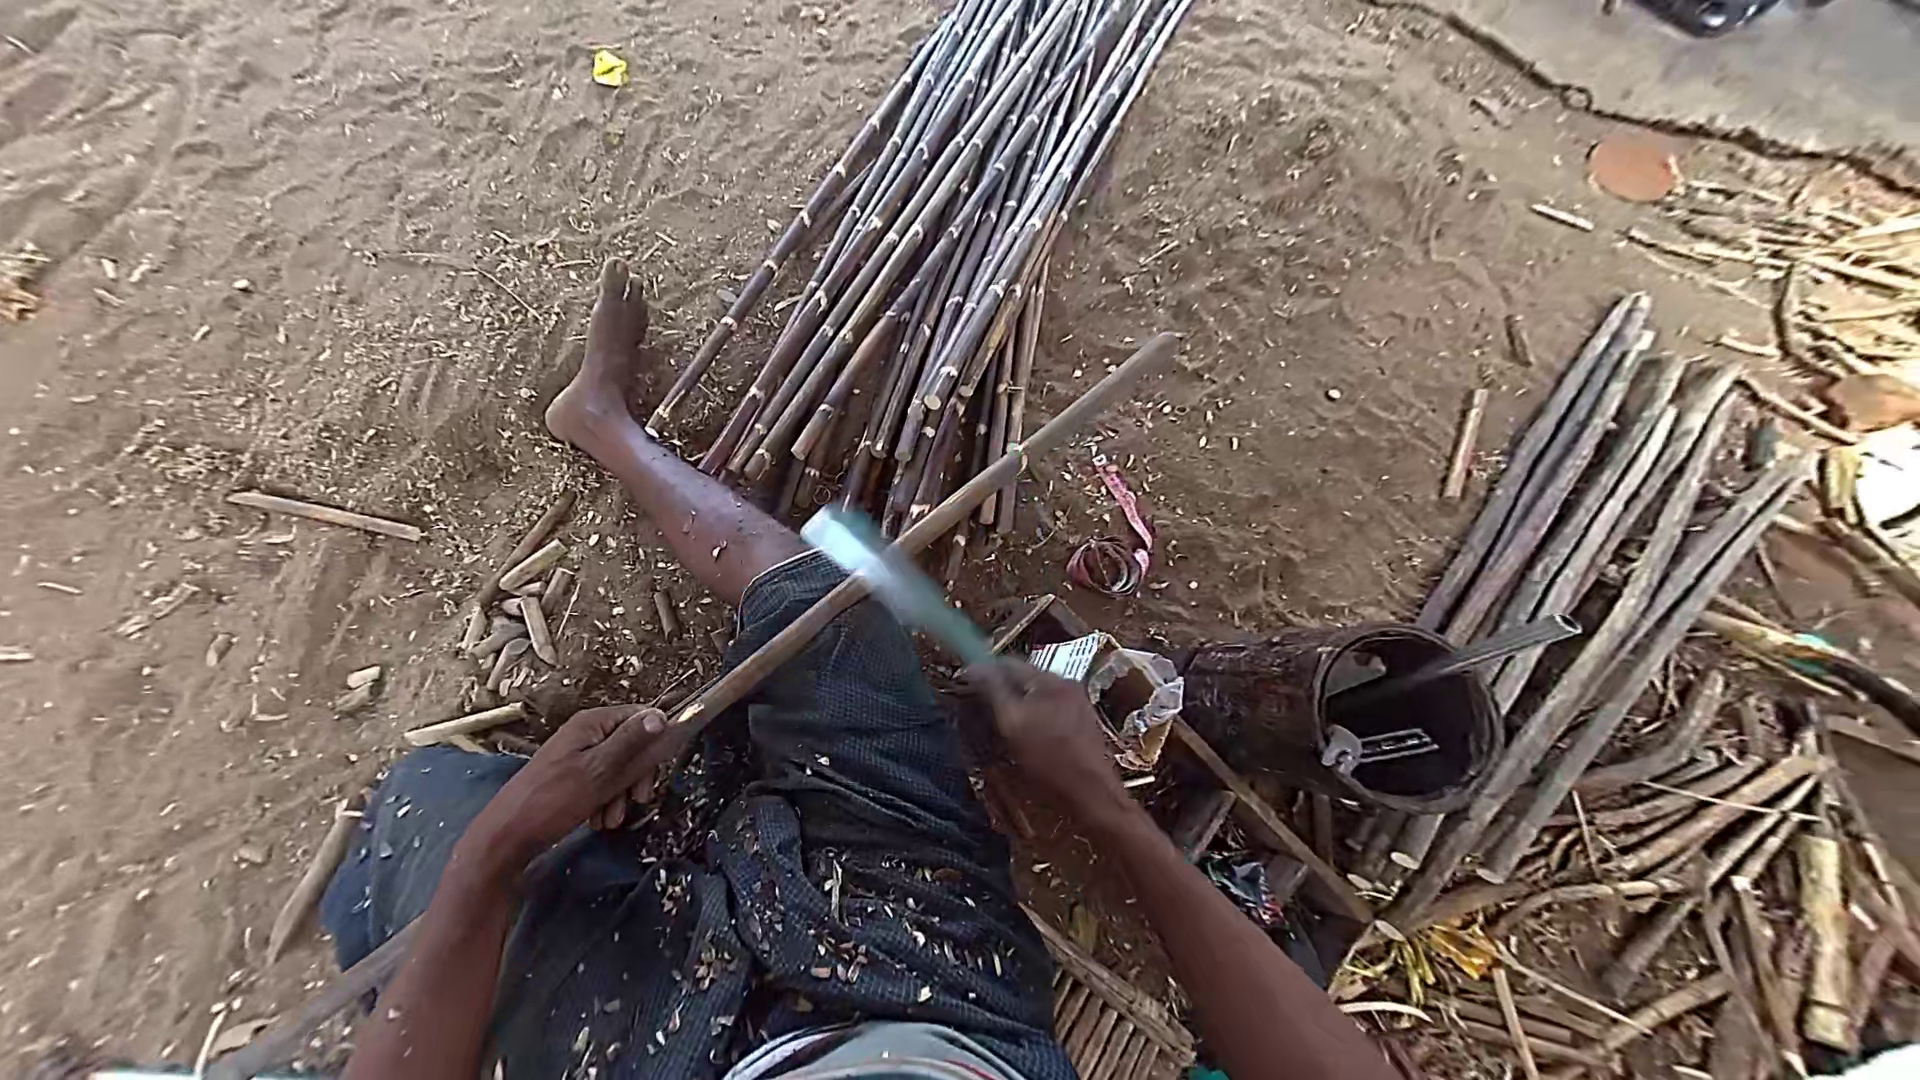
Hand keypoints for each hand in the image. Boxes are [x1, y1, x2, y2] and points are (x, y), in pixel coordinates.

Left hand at [462, 705, 676, 873]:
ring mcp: (577, 754)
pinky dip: (606, 799)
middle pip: (634, 744)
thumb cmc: (552, 802)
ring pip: (620, 766)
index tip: (654, 771)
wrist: (502, 841)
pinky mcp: (570, 776)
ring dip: (622, 792)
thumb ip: (633, 743)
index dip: (655, 743)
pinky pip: (602, 781)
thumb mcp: (600, 771)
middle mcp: (586, 732)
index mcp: (593, 722)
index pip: (643, 718)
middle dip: (637, 775)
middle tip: (636, 799)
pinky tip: (599, 818)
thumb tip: (662, 716)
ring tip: (611, 817)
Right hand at [966, 661, 1136, 826]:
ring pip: (1036, 695)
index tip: (963, 686)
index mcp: (1050, 678)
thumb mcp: (1012, 724)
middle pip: (1023, 677)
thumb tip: (974, 667)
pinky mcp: (1083, 724)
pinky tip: (1025, 737)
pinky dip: (1032, 717)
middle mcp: (1067, 684)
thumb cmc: (1050, 762)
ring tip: (1000, 725)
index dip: (982, 671)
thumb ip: (993, 690)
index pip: (1007, 662)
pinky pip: (1049, 710)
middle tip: (978, 708)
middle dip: (999, 689)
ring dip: (1016, 704)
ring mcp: (1078, 704)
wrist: (1094, 797)